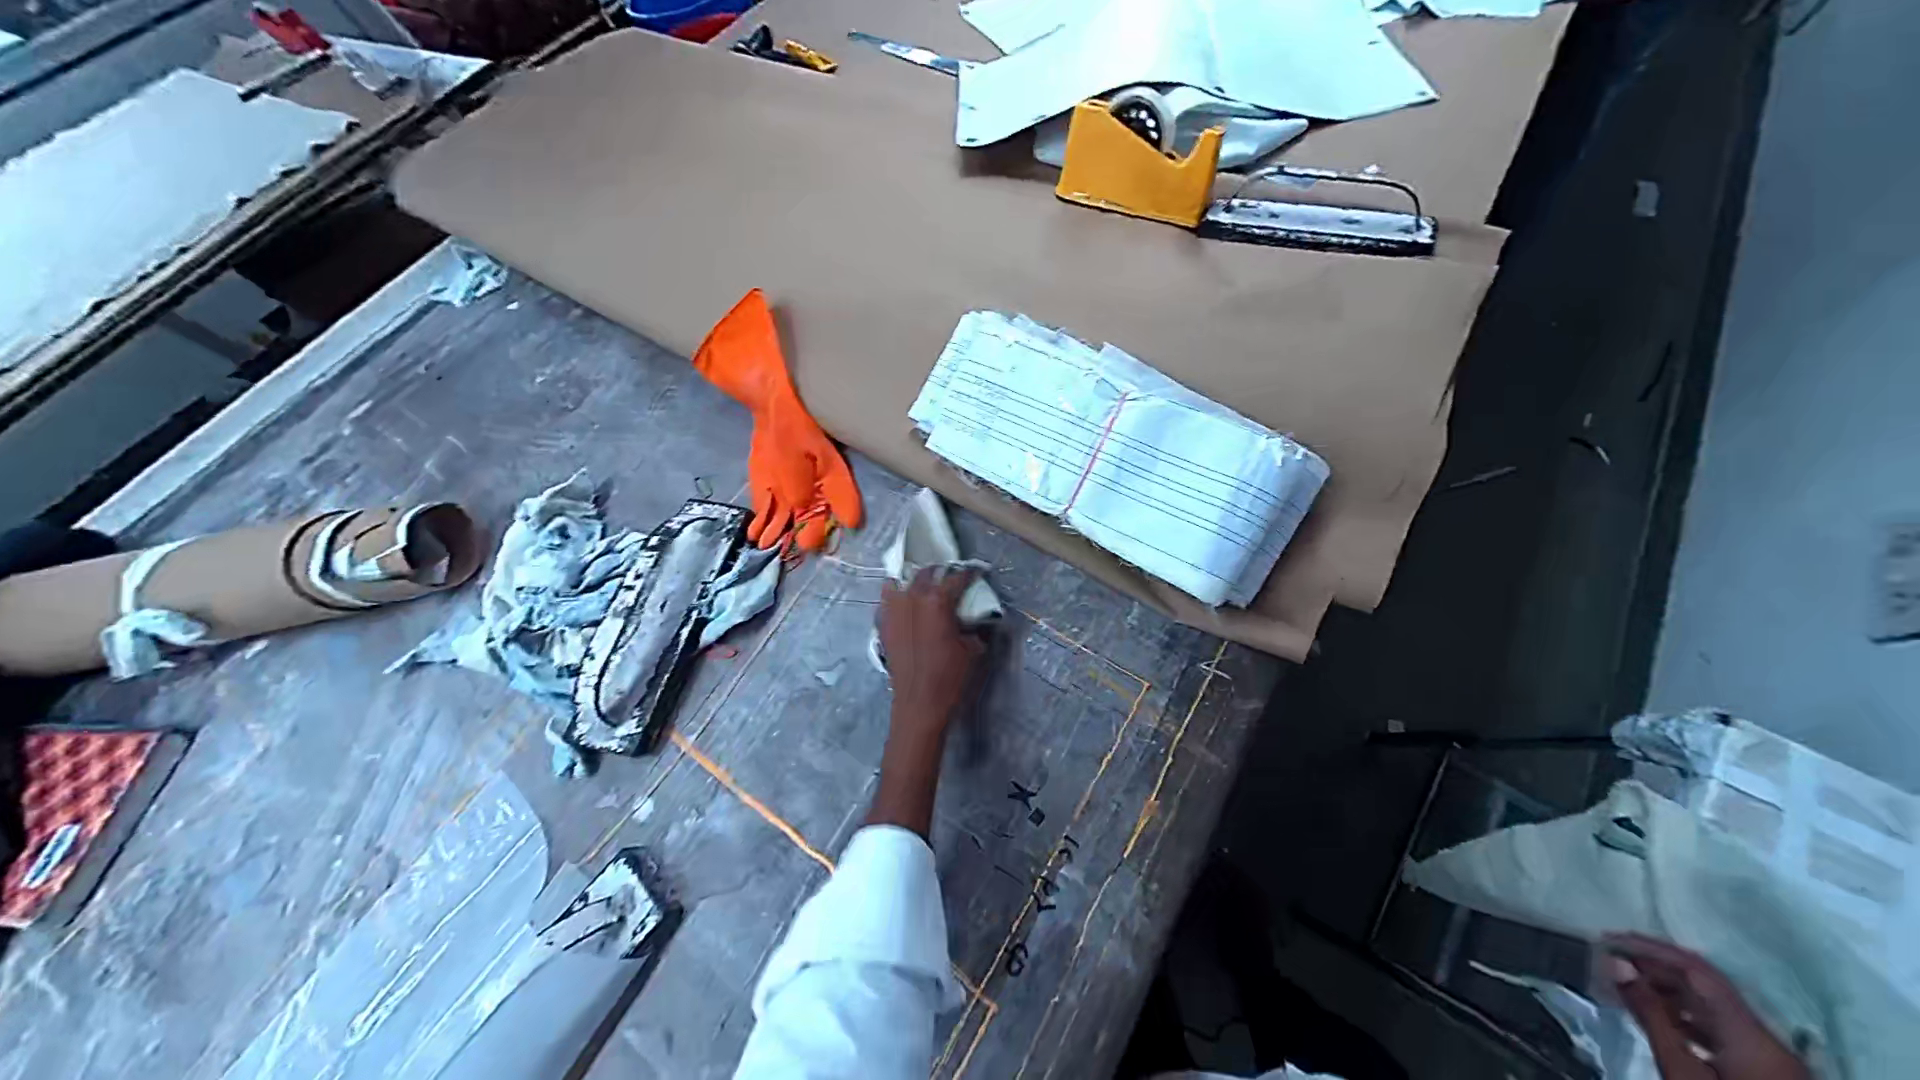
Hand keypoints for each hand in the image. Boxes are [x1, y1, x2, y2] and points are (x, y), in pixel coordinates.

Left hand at [867, 567, 983, 838]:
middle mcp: (912, 598)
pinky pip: (888, 600)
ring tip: (925, 586)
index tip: (978, 572)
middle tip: (951, 577)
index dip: (970, 573)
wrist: (918, 704)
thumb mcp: (973, 650)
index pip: (957, 577)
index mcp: (937, 601)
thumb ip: (973, 627)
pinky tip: (906, 603)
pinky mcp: (883, 624)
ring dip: (915, 580)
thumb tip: (972, 619)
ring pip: (901, 582)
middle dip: (940, 572)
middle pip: (926, 573)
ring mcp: (893, 610)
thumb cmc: (950, 677)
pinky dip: (897, 596)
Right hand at [1605, 934, 1810, 1079]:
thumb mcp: (1680, 1071)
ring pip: (1713, 1008)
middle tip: (1609, 961)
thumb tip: (1617, 963)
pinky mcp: (1765, 1071)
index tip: (1608, 940)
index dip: (1653, 949)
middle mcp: (1767, 1039)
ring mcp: (1770, 1058)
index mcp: (1752, 1036)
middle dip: (1657, 968)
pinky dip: (1684, 1015)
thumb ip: (1651, 1014)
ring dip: (1668, 991)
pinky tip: (1657, 1018)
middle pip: (1708, 988)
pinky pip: (1720, 1029)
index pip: (1699, 972)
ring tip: (1625, 986)